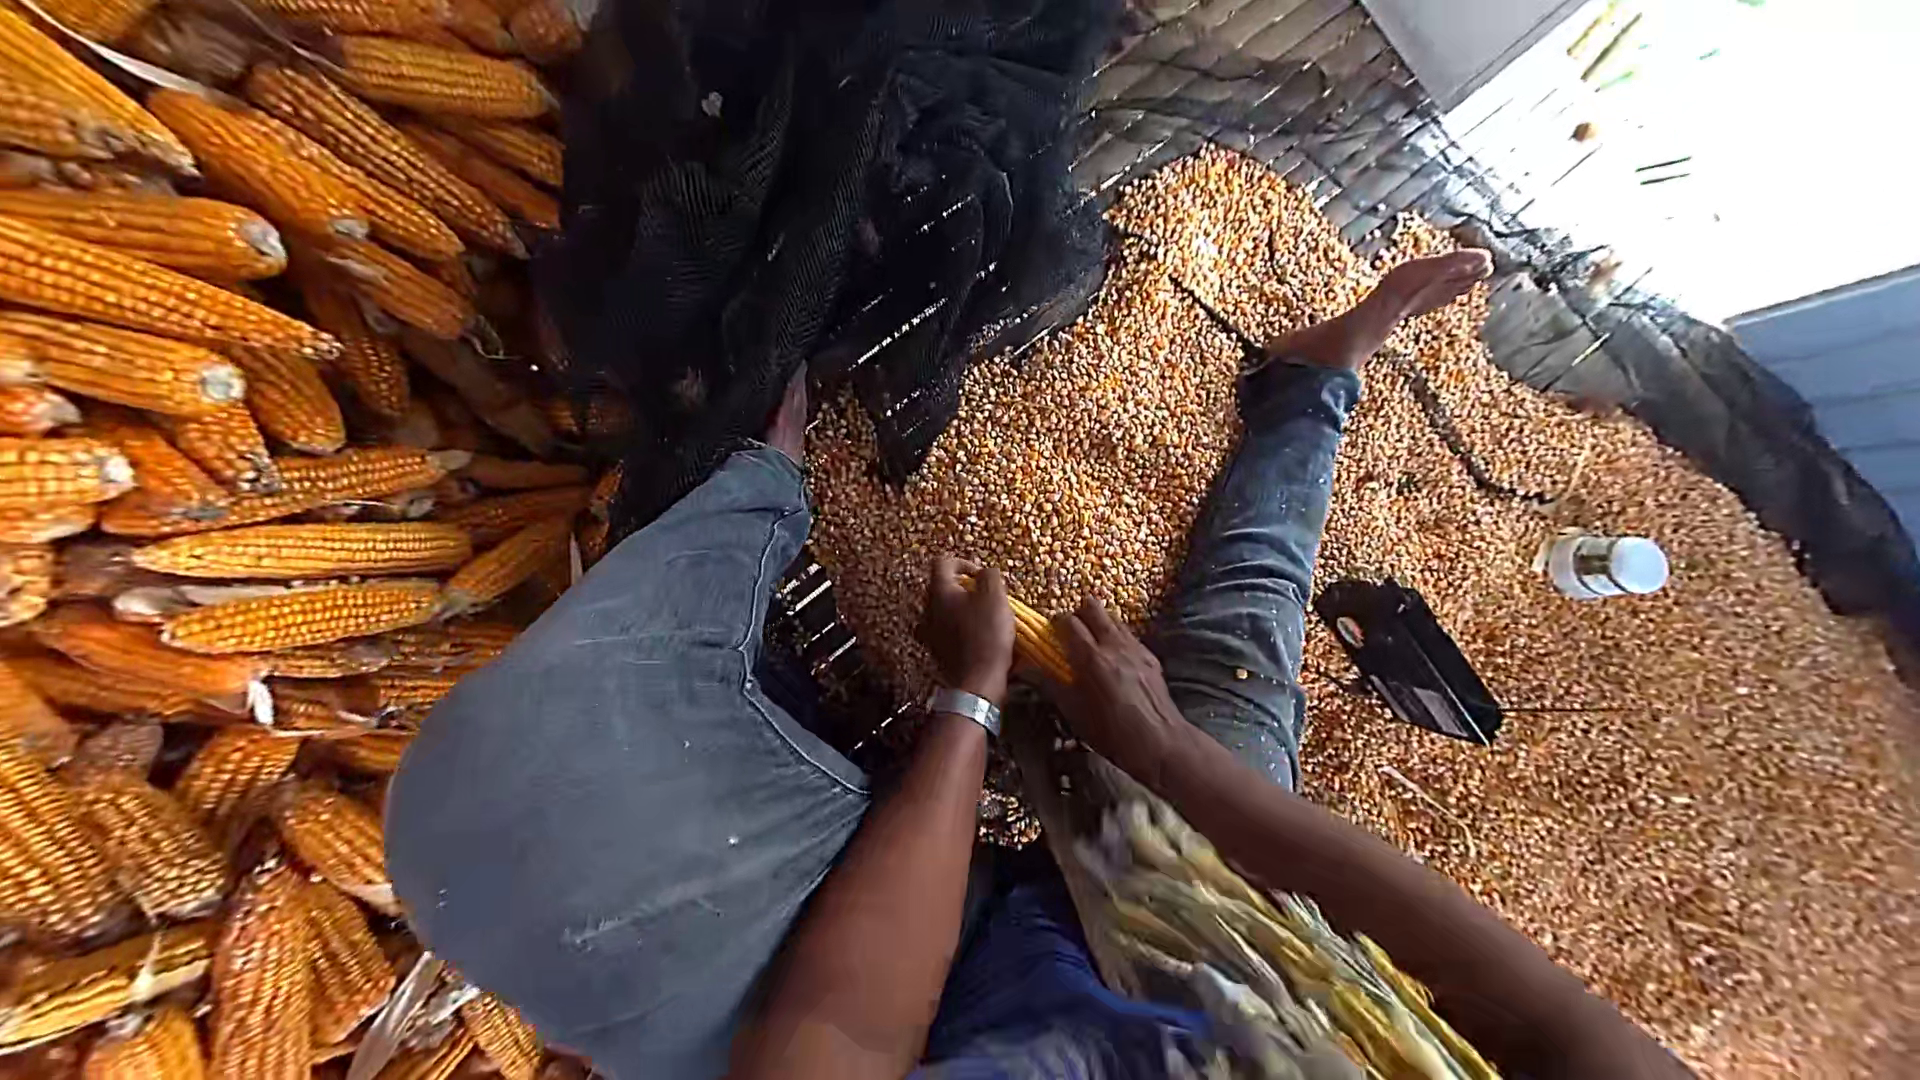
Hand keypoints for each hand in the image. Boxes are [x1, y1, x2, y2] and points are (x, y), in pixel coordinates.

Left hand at [918, 557, 1013, 705]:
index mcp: (939, 592)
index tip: (981, 576)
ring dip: (962, 609)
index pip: (943, 563)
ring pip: (944, 609)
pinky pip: (947, 631)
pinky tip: (977, 636)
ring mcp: (930, 632)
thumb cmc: (986, 635)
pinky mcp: (938, 650)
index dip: (964, 563)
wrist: (978, 679)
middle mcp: (928, 609)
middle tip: (985, 597)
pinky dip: (960, 629)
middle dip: (965, 588)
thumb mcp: (995, 596)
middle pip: (943, 587)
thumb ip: (989, 575)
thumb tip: (986, 572)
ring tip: (983, 617)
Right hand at [1047, 598, 1189, 789]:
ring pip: (1113, 617)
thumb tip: (1026, 669)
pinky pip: (1128, 634)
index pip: (1068, 621)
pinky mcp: (1150, 656)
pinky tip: (1113, 656)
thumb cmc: (1112, 734)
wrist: (1161, 743)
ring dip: (1099, 622)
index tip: (1051, 633)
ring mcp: (1135, 648)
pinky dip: (1116, 637)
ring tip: (1092, 641)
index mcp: (1091, 658)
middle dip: (1079, 613)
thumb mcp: (1074, 712)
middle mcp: (1114, 645)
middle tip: (1071, 630)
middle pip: (1093, 607)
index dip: (1056, 623)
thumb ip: (1050, 685)